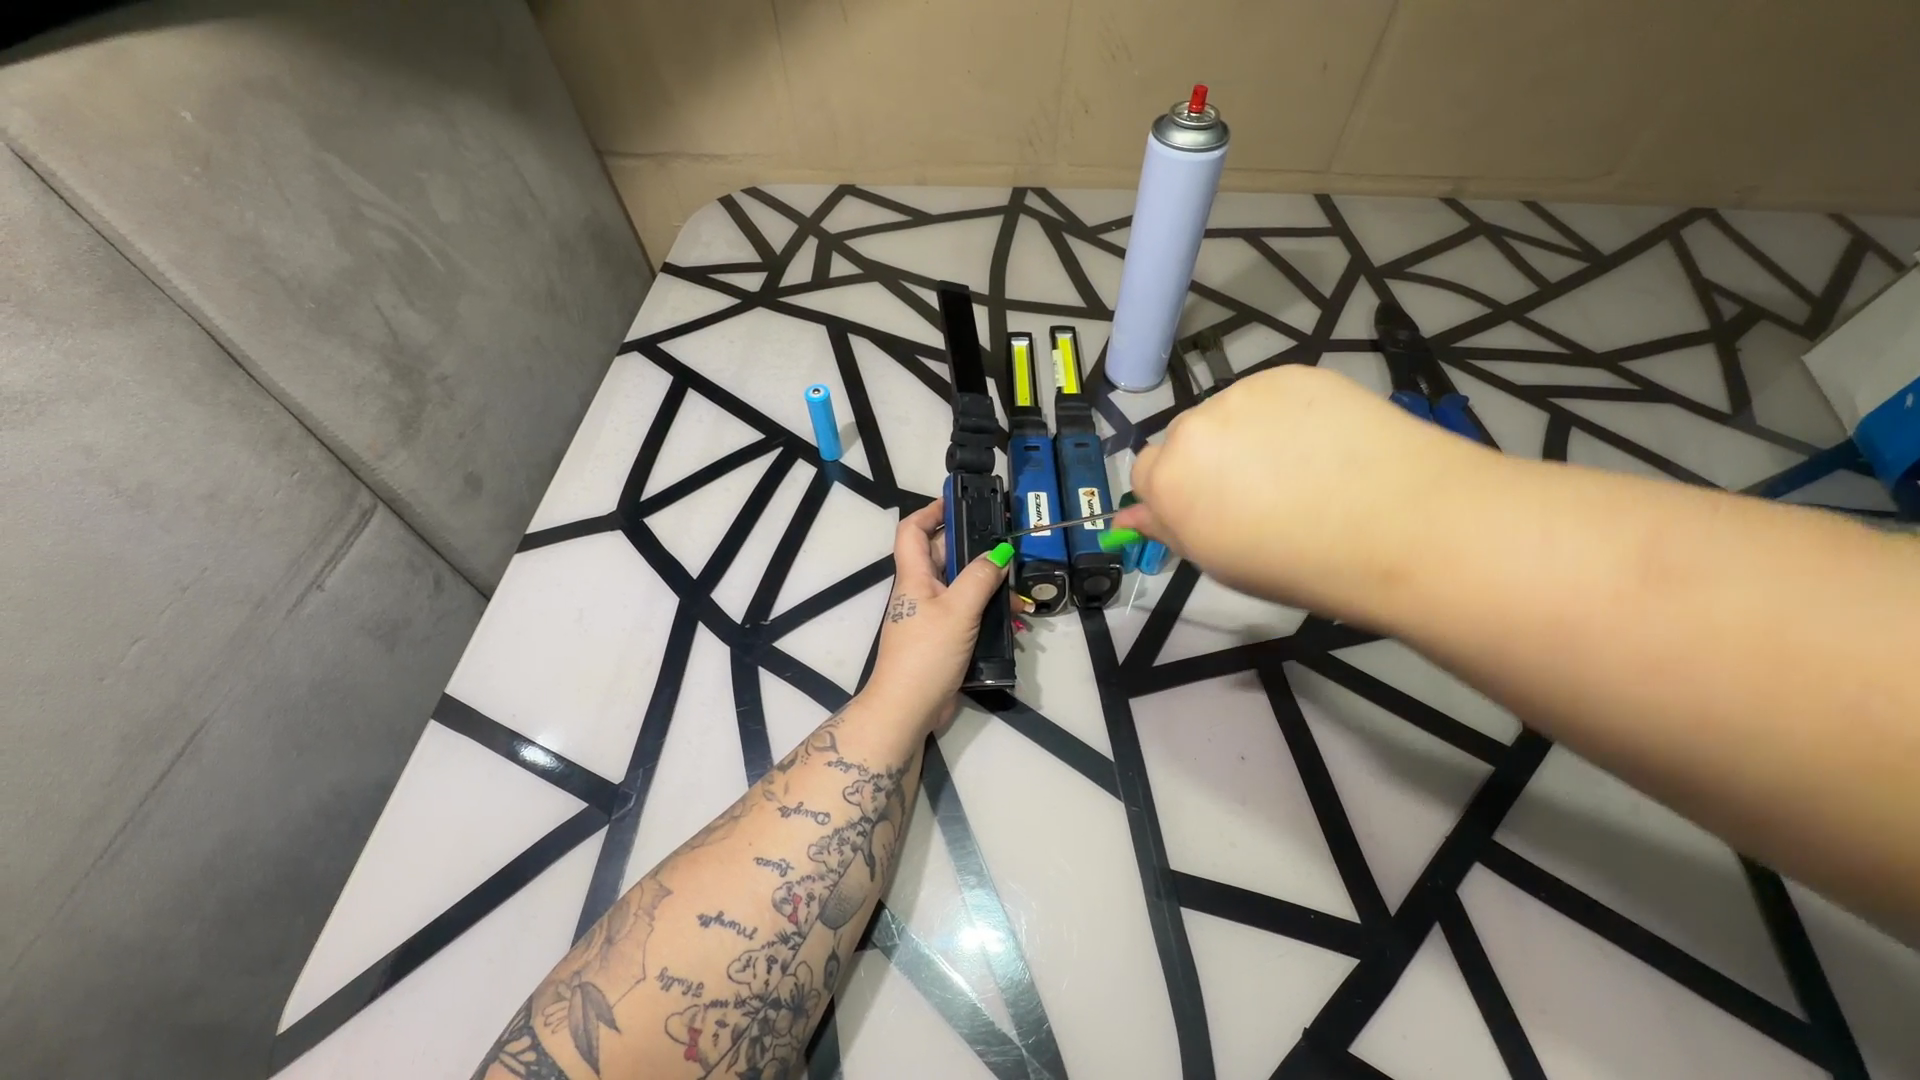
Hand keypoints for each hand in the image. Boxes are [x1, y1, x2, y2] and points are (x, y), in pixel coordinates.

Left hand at [862, 499, 1013, 731]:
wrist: (908, 709)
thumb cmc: (926, 653)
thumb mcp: (958, 610)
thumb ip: (981, 578)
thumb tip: (1000, 553)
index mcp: (914, 576)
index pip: (913, 531)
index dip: (932, 511)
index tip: (960, 502)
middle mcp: (920, 592)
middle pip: (945, 557)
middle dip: (976, 550)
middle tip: (1008, 547)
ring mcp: (931, 617)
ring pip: (962, 588)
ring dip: (989, 586)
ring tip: (1019, 593)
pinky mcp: (944, 640)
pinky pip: (968, 616)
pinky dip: (989, 614)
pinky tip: (1013, 621)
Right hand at [1113, 364, 1490, 615]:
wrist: (1402, 524)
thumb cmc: (1301, 564)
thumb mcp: (1223, 563)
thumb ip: (1171, 531)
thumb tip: (1133, 515)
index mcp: (1168, 481)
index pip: (1143, 473)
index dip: (1176, 495)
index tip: (1211, 514)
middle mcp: (1194, 428)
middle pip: (1184, 439)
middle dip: (1208, 461)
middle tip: (1259, 495)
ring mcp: (1244, 394)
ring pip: (1228, 415)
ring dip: (1246, 435)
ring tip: (1303, 470)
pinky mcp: (1292, 373)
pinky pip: (1271, 395)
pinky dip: (1287, 416)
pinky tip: (1326, 445)